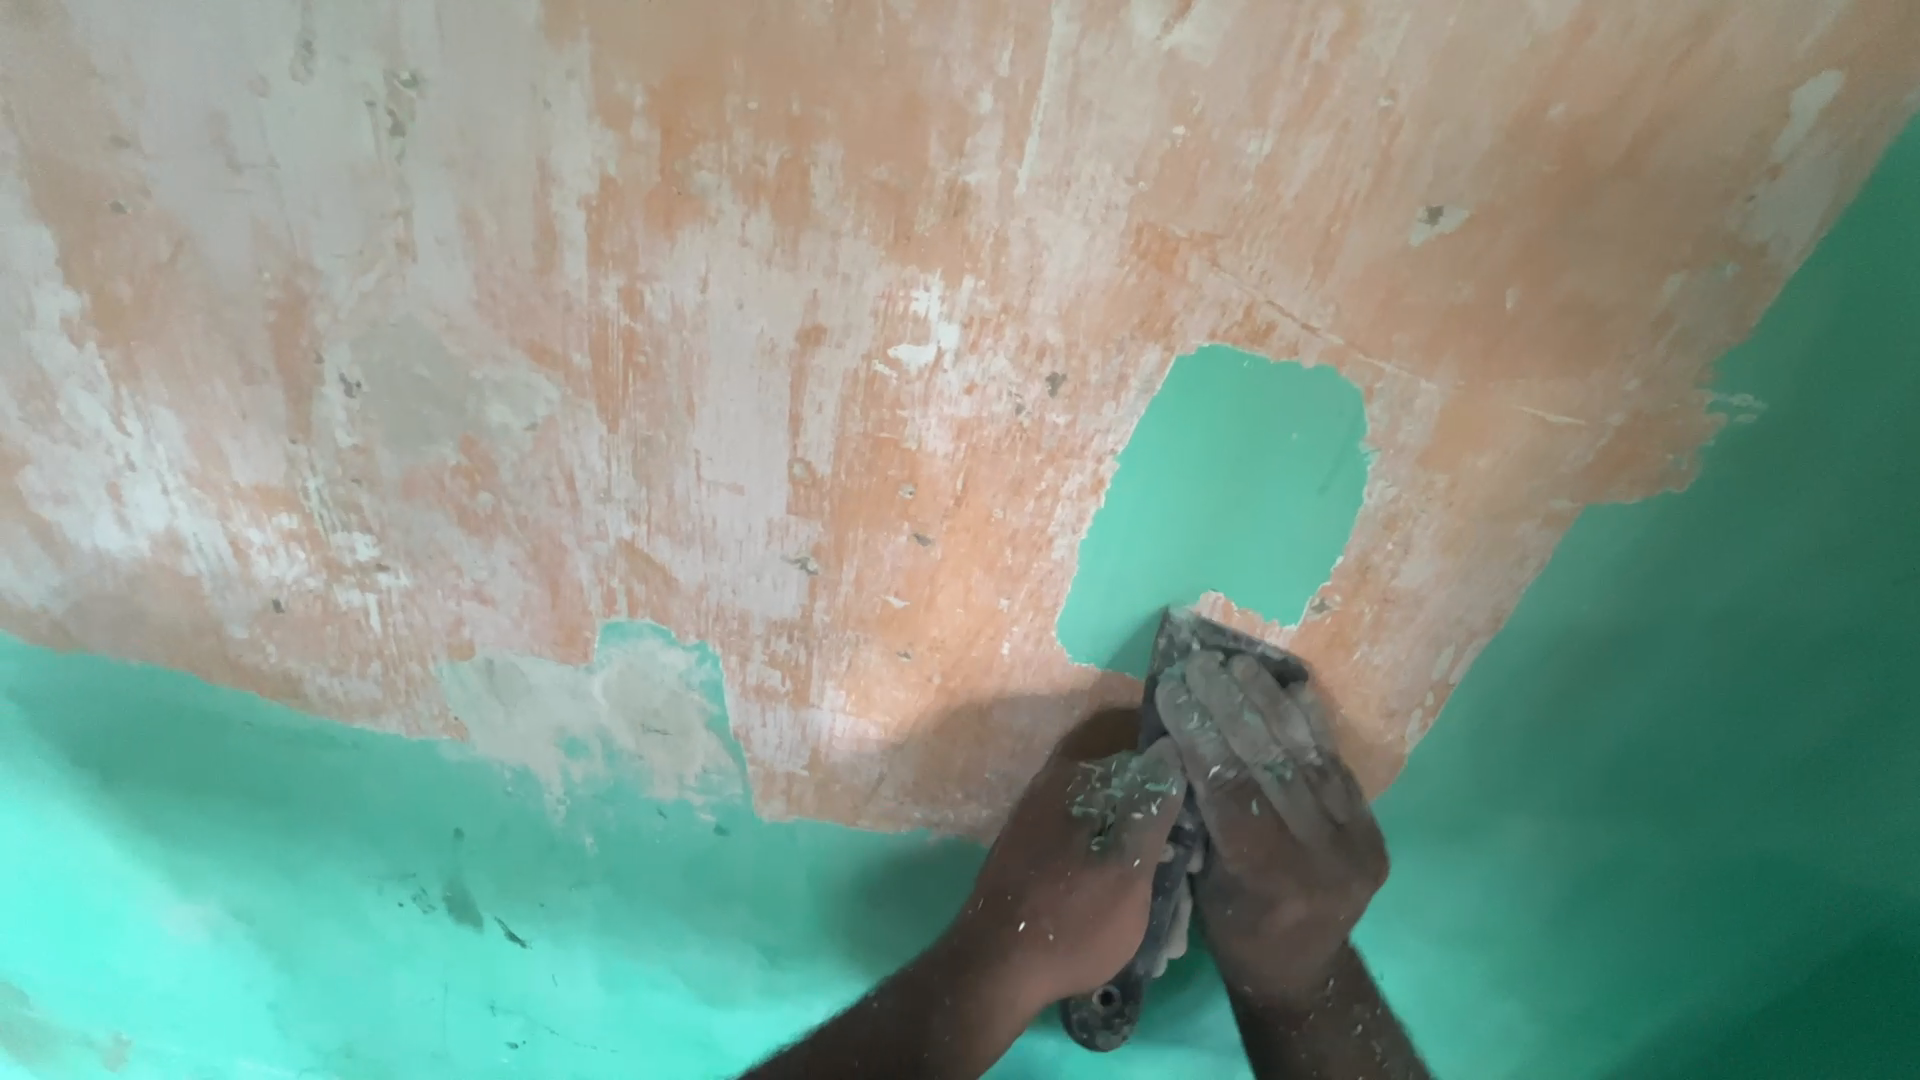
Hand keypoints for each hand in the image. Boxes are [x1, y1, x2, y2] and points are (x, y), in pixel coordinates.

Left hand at [946, 724, 1185, 1016]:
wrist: (995, 968)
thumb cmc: (1070, 920)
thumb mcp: (1128, 871)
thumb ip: (1152, 810)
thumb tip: (1169, 755)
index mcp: (1068, 777)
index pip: (1114, 725)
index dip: (1153, 732)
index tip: (1188, 752)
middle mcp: (1047, 785)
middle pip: (1108, 763)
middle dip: (1149, 783)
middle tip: (1184, 812)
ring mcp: (1035, 815)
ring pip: (1096, 797)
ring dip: (1131, 815)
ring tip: (1165, 851)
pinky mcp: (1031, 845)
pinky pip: (1082, 823)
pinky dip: (1110, 837)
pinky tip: (1130, 871)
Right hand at [1157, 651, 1387, 1006]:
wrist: (1301, 970)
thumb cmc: (1231, 926)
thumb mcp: (1199, 878)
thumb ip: (1195, 813)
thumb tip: (1174, 742)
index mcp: (1264, 878)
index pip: (1228, 787)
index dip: (1198, 732)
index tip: (1173, 687)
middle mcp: (1318, 858)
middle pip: (1269, 764)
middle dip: (1230, 705)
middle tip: (1200, 663)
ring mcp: (1354, 843)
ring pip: (1307, 758)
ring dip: (1270, 702)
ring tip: (1240, 663)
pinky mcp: (1373, 831)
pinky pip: (1337, 766)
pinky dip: (1311, 724)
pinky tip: (1291, 686)